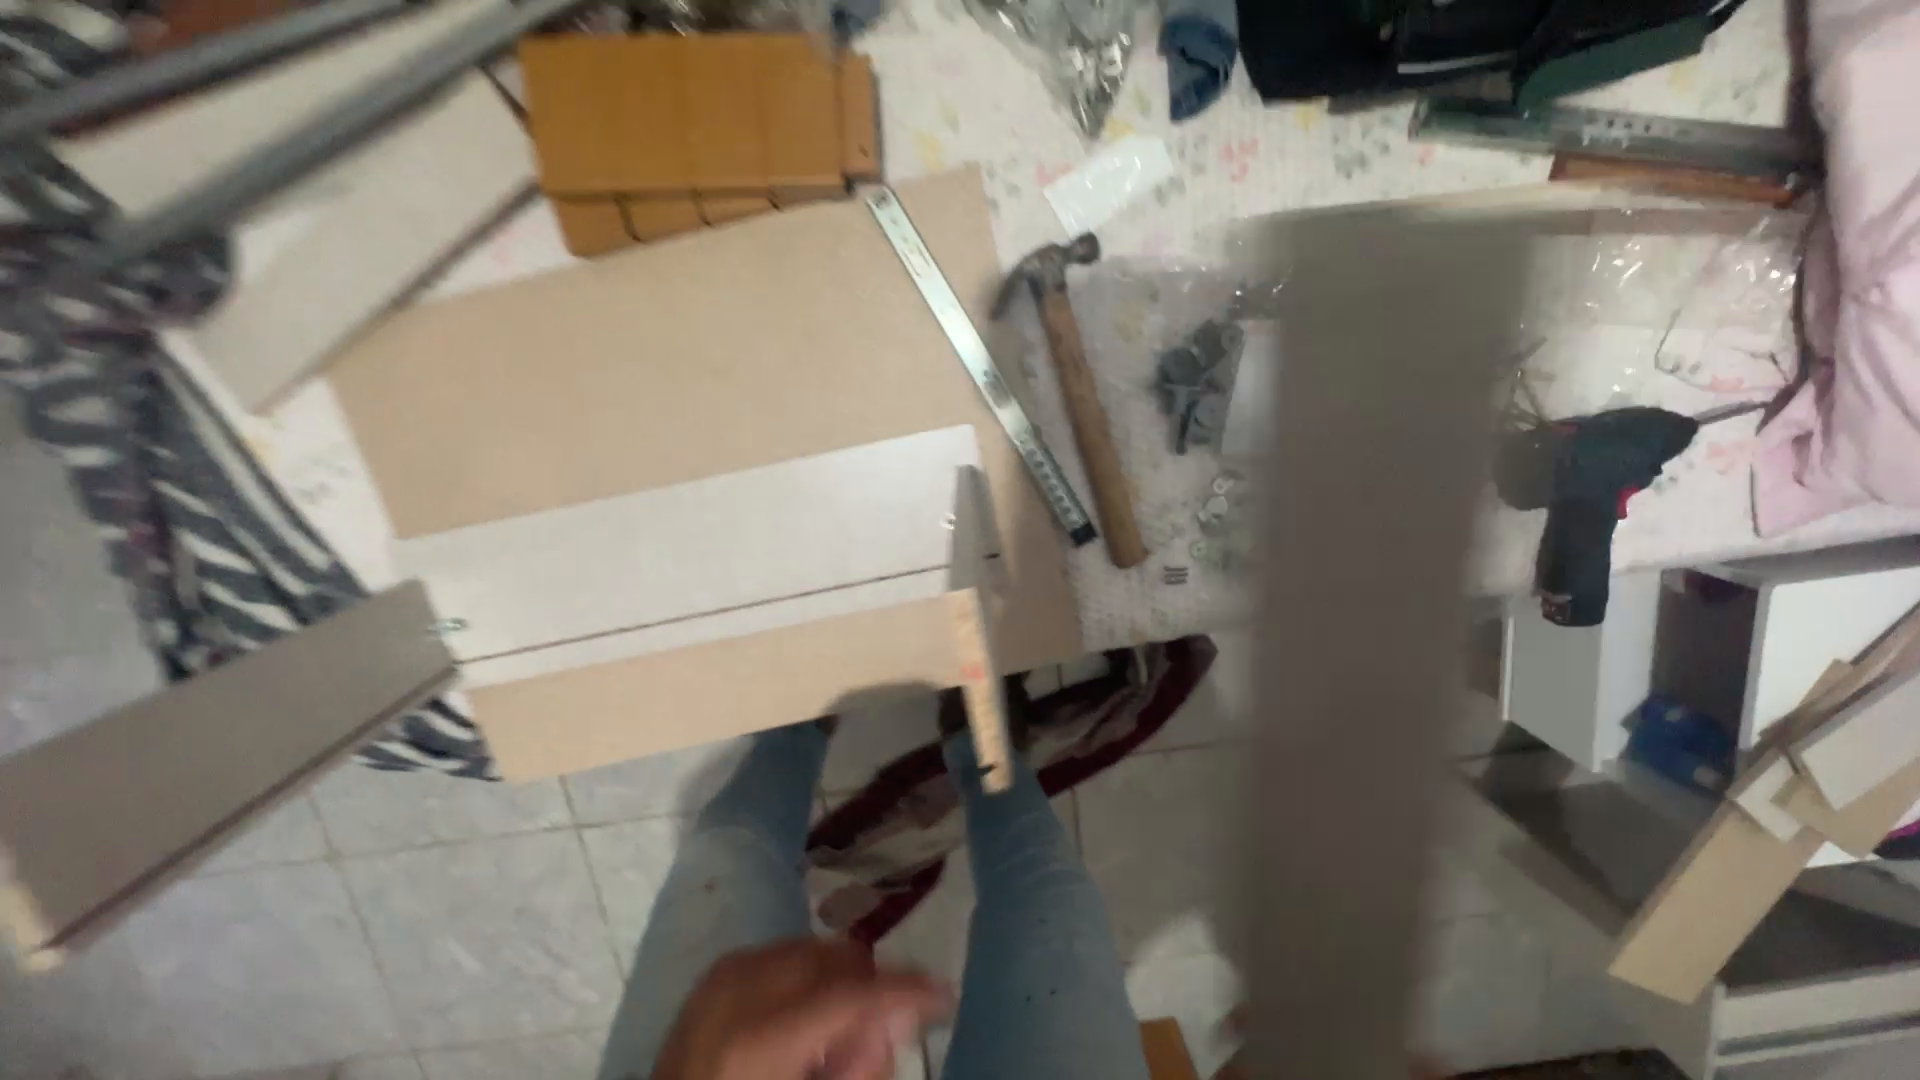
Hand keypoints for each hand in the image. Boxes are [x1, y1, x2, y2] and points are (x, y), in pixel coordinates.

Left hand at [652, 939, 952, 1079]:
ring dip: (840, 978)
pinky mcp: (719, 968)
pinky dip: (808, 974)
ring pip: (815, 948)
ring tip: (832, 1028)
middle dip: (870, 985)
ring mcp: (727, 971)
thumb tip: (895, 1018)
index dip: (905, 989)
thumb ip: (857, 1064)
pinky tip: (804, 1014)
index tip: (944, 992)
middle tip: (876, 1030)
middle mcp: (743, 986)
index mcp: (762, 1038)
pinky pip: (786, 952)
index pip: (851, 994)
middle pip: (837, 958)